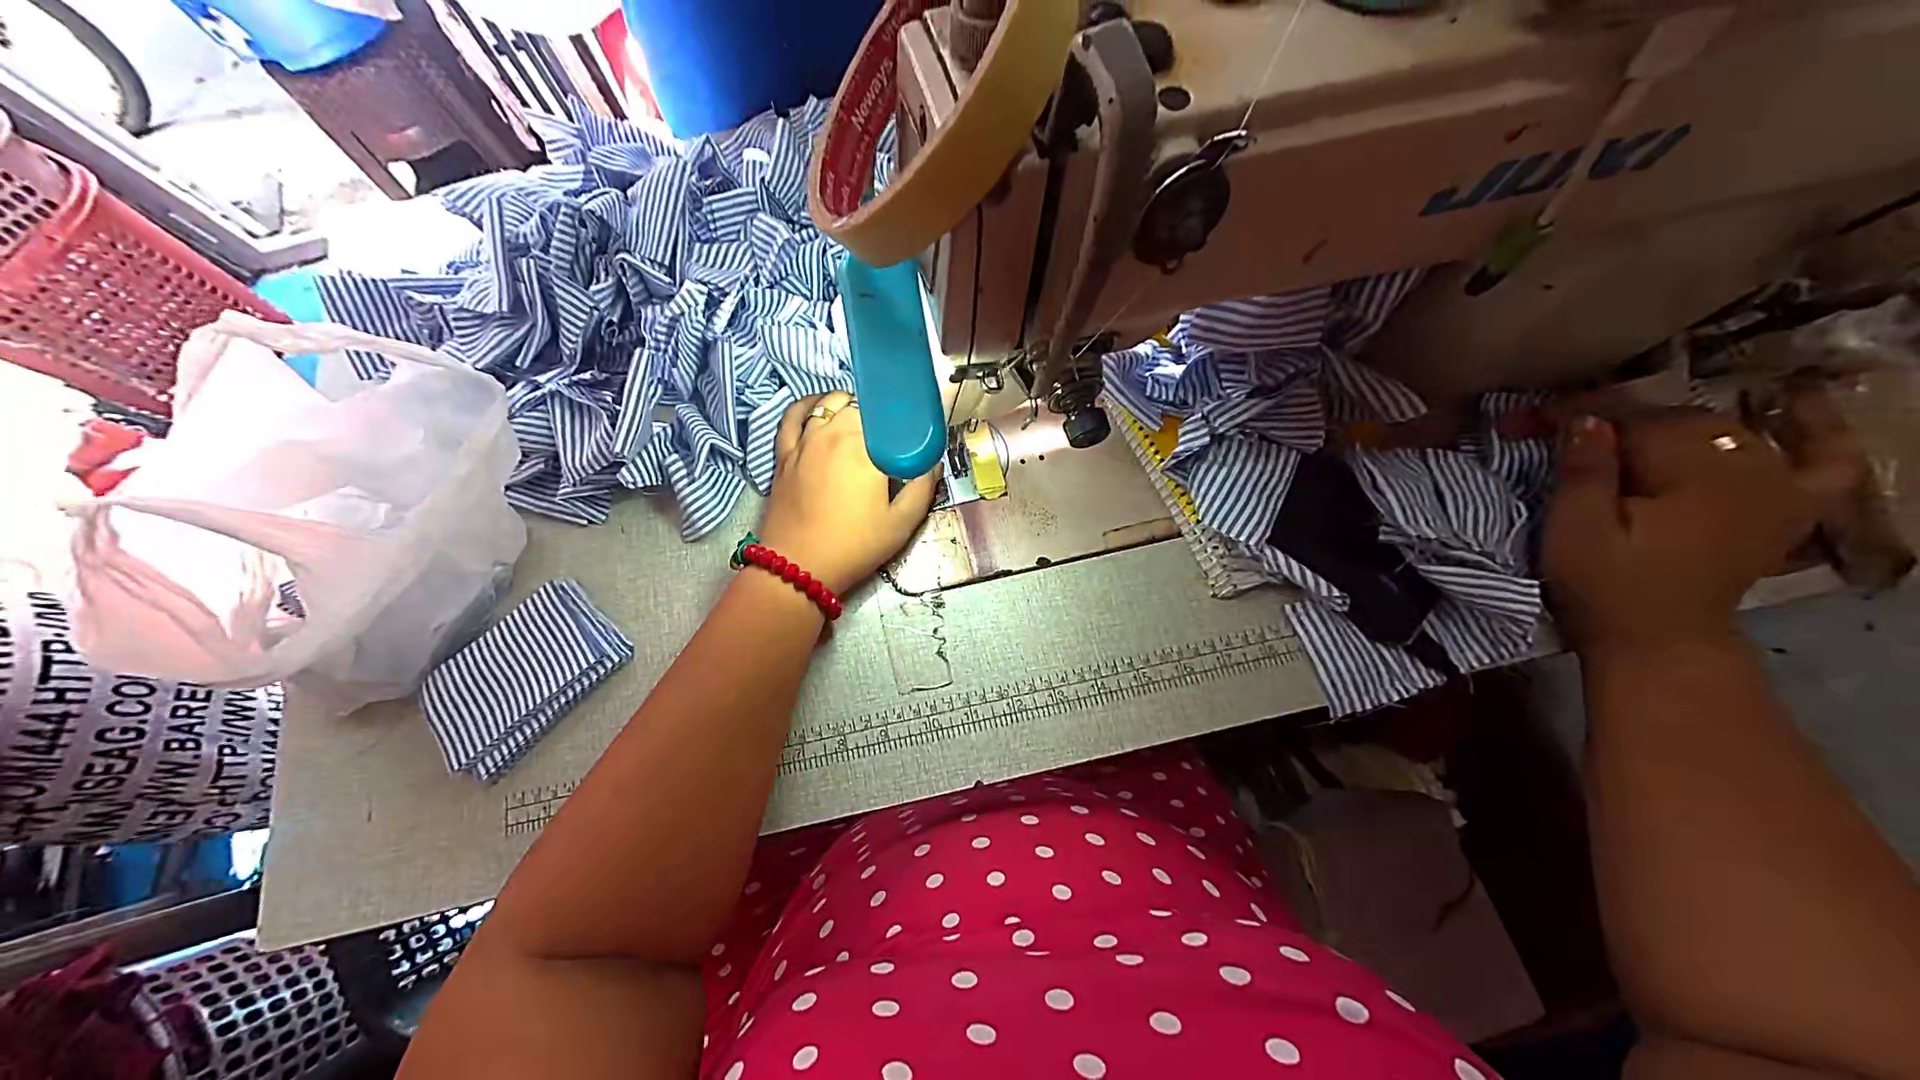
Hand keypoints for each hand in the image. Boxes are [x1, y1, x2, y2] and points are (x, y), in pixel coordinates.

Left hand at [756, 392, 940, 594]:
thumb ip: (922, 488)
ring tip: (860, 426)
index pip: (889, 417)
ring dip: (848, 408)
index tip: (911, 441)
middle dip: (878, 420)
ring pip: (830, 404)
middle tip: (888, 445)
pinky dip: (808, 405)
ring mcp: (805, 440)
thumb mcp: (902, 524)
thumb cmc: (854, 546)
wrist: (799, 566)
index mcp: (864, 448)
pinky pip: (793, 415)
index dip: (903, 424)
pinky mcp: (784, 452)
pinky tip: (820, 406)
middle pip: (861, 408)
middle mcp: (833, 434)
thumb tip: (932, 463)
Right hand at [1542, 408, 1818, 654]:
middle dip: (1618, 418)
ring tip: (1622, 435)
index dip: (1579, 413)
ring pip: (1726, 431)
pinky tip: (1791, 414)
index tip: (1530, 414)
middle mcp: (1752, 470)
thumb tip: (1584, 418)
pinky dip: (1811, 433)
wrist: (1657, 643)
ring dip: (1672, 426)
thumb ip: (1583, 470)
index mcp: (1697, 475)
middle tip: (1560, 427)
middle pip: (1678, 420)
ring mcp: (1780, 488)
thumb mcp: (1574, 530)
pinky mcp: (1787, 508)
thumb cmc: (1604, 588)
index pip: (1634, 420)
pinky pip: (1823, 459)